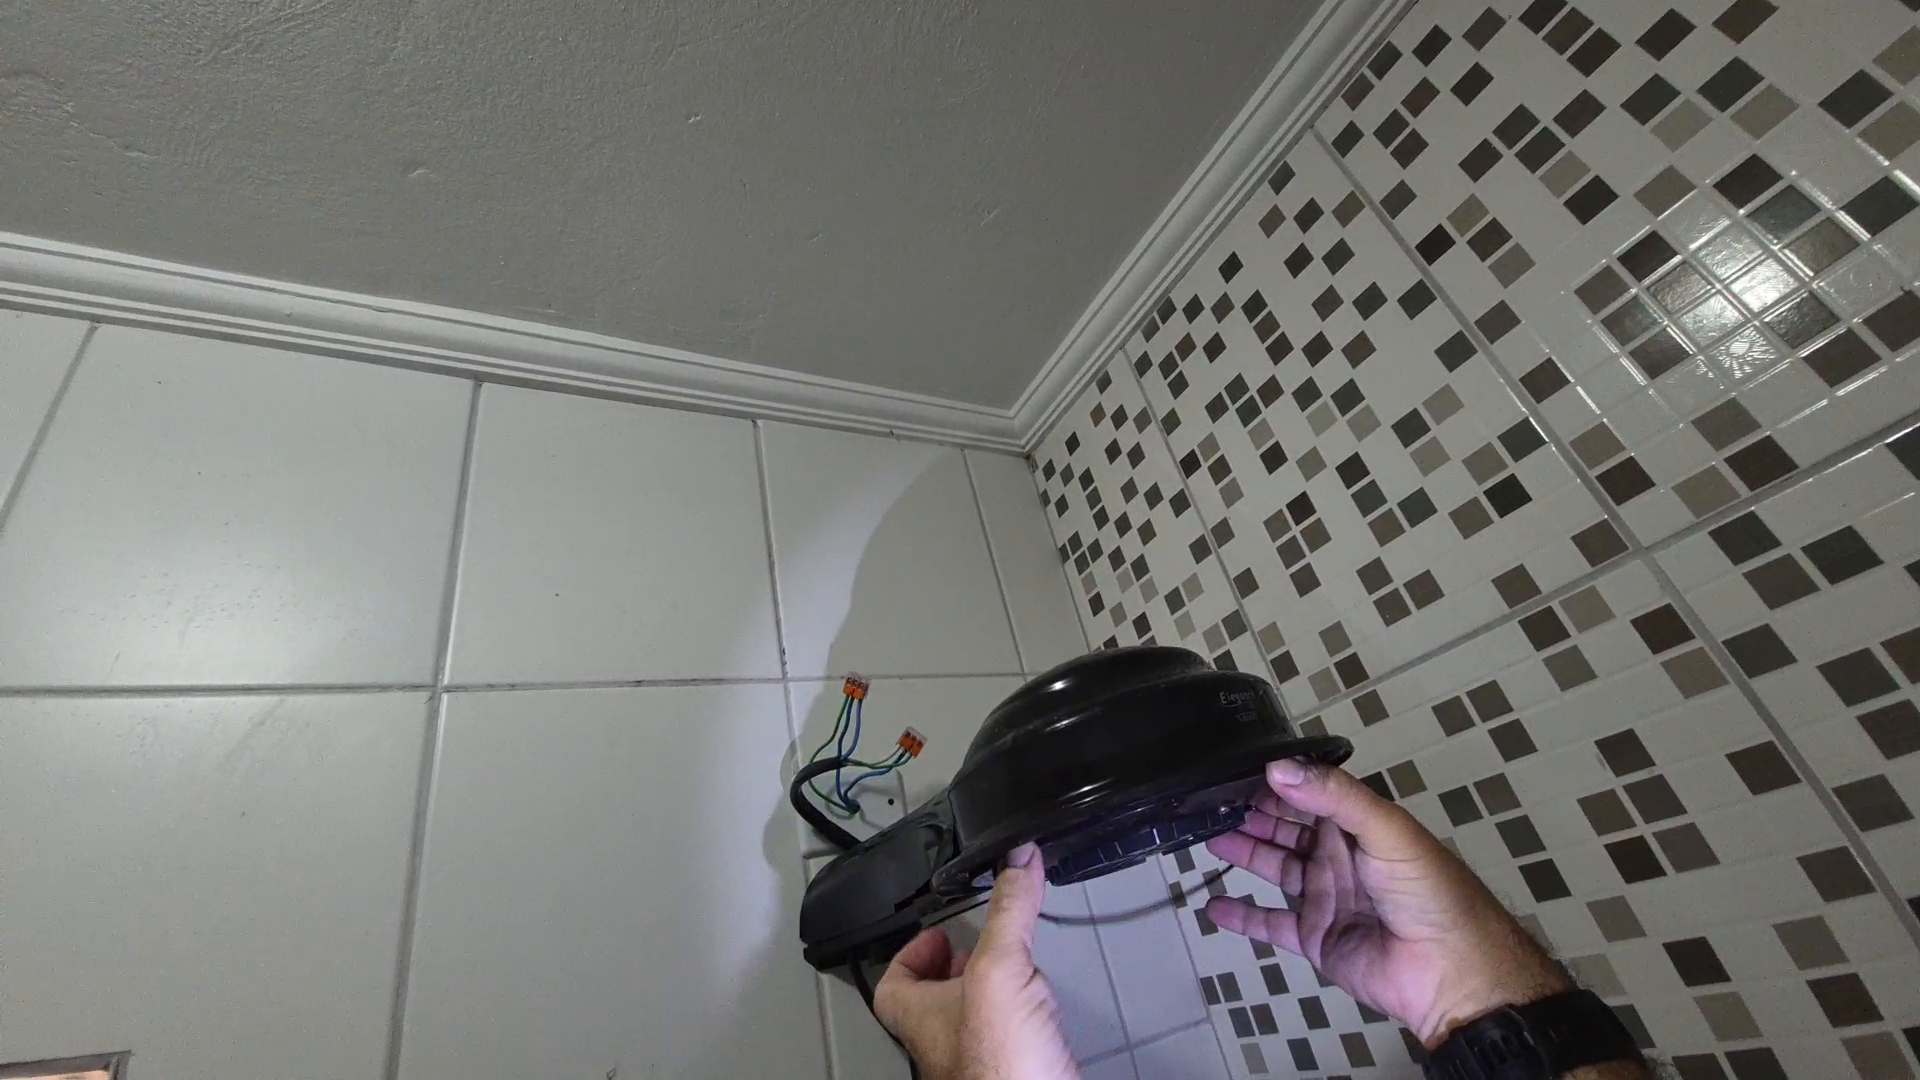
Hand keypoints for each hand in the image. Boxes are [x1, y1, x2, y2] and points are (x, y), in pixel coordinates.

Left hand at [874, 843, 1078, 1079]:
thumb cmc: (1001, 1064)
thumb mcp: (1000, 969)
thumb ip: (1009, 911)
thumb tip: (1018, 855)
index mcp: (923, 1019)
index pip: (892, 985)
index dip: (908, 954)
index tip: (936, 931)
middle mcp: (946, 1045)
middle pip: (932, 1000)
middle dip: (956, 965)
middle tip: (979, 941)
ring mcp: (981, 1063)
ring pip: (972, 1017)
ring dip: (988, 986)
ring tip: (1013, 959)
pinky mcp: (1019, 1073)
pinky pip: (1009, 1035)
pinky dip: (1020, 1011)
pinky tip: (1041, 1001)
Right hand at [1204, 758, 1570, 1048]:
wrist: (1457, 978)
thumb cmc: (1429, 893)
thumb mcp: (1388, 831)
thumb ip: (1334, 795)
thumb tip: (1275, 768)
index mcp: (1353, 825)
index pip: (1304, 794)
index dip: (1271, 781)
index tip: (1230, 769)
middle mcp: (1334, 854)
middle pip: (1282, 828)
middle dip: (1248, 813)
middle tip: (1206, 801)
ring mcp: (1323, 896)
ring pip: (1272, 867)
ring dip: (1241, 852)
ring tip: (1206, 838)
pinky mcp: (1315, 937)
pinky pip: (1270, 924)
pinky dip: (1242, 917)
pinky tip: (1213, 907)